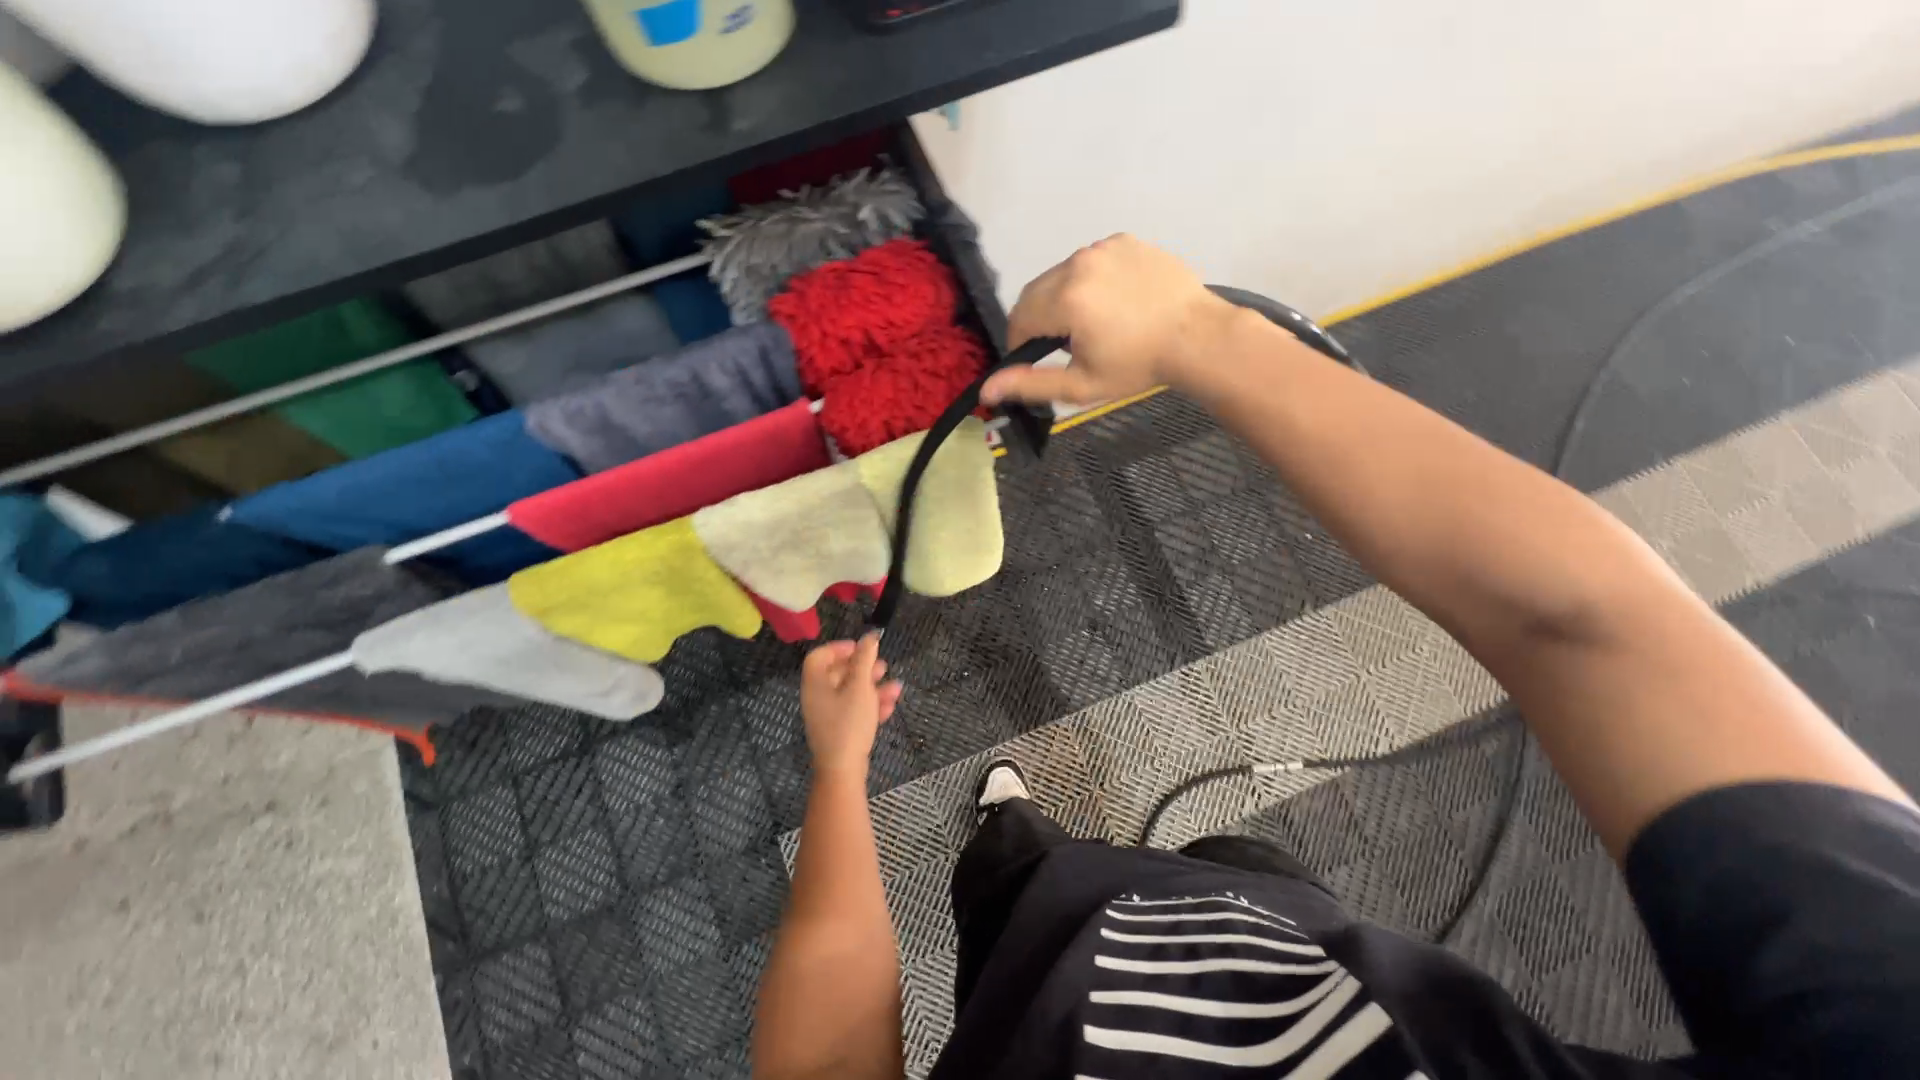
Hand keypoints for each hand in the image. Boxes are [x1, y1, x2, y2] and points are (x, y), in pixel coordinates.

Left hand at [799, 634, 903, 778]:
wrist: (842, 769)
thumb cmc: (848, 723)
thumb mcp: (860, 687)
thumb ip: (865, 659)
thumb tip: (870, 636)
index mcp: (815, 683)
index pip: (820, 655)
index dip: (840, 648)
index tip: (861, 648)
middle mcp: (817, 697)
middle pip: (838, 674)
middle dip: (864, 668)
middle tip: (883, 666)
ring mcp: (827, 715)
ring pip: (850, 693)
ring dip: (873, 687)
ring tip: (895, 686)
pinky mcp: (838, 730)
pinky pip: (853, 710)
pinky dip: (870, 706)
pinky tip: (890, 707)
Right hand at [982, 234, 1238, 407]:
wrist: (1198, 337)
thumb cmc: (1138, 366)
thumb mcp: (1082, 384)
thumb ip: (1031, 384)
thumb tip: (986, 390)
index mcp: (1065, 299)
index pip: (1019, 317)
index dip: (1021, 342)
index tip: (1036, 359)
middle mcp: (1078, 263)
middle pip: (1037, 291)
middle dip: (1041, 318)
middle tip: (1066, 344)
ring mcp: (1103, 247)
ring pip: (1062, 274)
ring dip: (1064, 297)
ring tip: (1094, 323)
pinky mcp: (1124, 240)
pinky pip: (1091, 260)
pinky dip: (1091, 280)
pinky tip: (1114, 302)